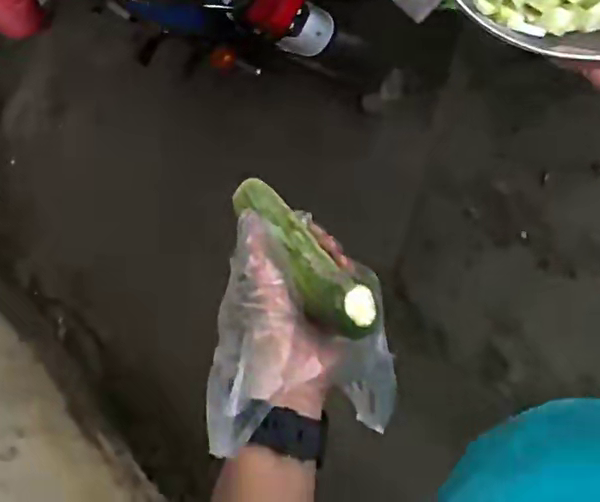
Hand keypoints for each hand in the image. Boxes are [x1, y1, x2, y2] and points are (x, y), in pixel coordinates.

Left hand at [229, 211, 347, 415]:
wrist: (289, 384)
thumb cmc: (265, 333)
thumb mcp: (256, 289)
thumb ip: (255, 254)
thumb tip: (249, 214)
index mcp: (269, 282)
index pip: (284, 246)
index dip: (294, 231)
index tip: (303, 224)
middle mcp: (293, 289)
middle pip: (310, 254)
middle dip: (320, 243)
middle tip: (327, 243)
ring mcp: (316, 303)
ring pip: (330, 267)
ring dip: (335, 257)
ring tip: (339, 257)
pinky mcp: (338, 318)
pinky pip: (347, 288)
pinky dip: (350, 276)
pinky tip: (349, 271)